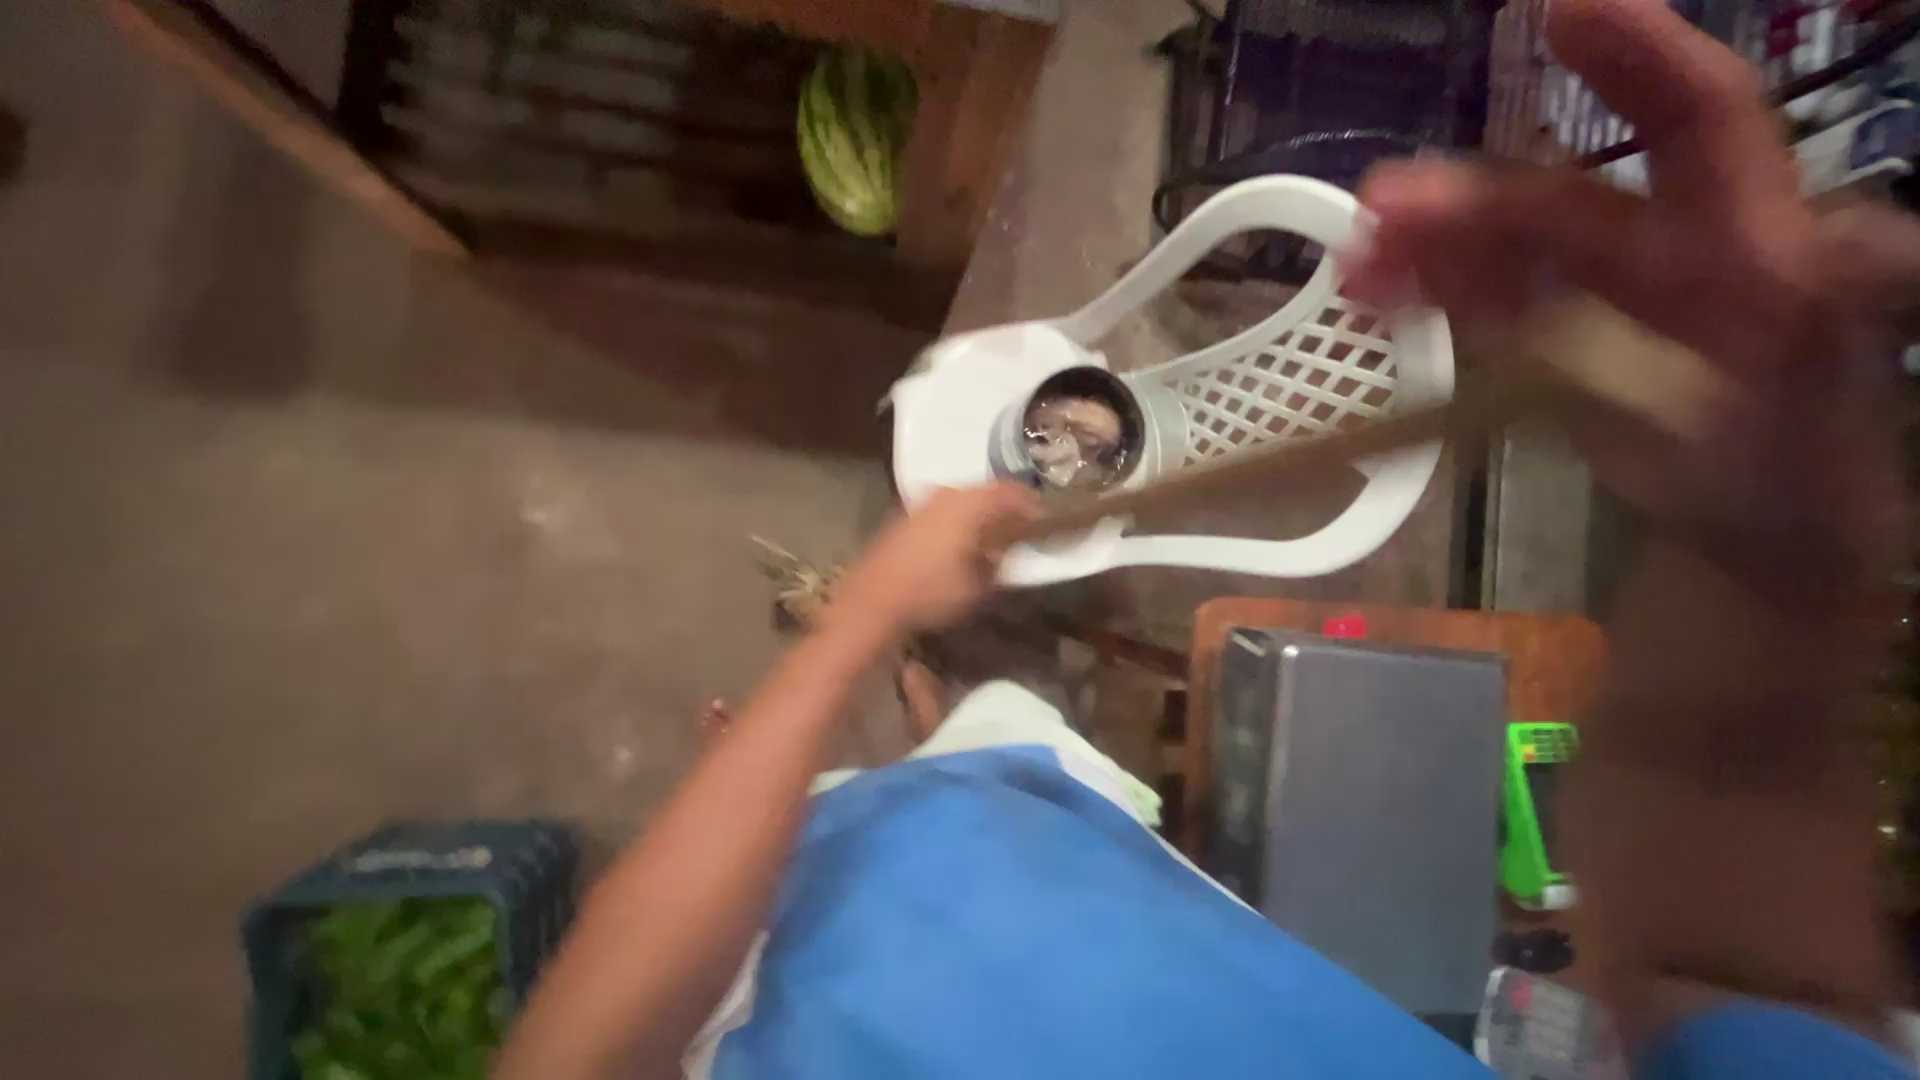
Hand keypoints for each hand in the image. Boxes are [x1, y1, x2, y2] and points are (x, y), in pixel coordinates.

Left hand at [826, 484, 1040, 635]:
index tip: (1044, 521)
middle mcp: (946, 493)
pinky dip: (956, 522)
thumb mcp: (979, 585)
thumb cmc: (932, 592)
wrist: (873, 601)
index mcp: (970, 502)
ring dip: (978, 515)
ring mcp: (921, 503)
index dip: (1032, 504)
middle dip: (1004, 509)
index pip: (1012, 491)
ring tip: (991, 539)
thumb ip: (999, 561)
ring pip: (961, 500)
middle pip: (985, 492)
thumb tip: (1005, 552)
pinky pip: (942, 511)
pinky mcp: (904, 518)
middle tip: (1019, 530)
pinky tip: (959, 545)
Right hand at [1343, 0, 1915, 600]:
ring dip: (1431, 253)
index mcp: (1756, 254)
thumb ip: (1578, 355)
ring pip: (1519, 249)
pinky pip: (1504, 294)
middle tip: (1371, 212)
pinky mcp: (1587, 326)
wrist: (1765, 530)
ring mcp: (1631, 290)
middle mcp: (1692, 250)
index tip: (1558, 9)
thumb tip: (1487, 291)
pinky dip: (1440, 290)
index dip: (1637, 57)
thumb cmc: (1750, 479)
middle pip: (1566, 201)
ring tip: (1355, 266)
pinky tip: (1383, 292)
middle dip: (1465, 201)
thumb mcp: (1672, 425)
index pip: (1700, 126)